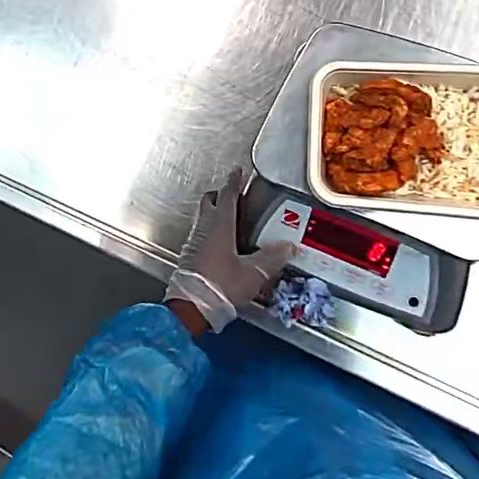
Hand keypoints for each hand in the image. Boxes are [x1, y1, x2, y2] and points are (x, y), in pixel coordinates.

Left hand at [163, 168, 294, 331]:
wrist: (191, 308)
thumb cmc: (220, 286)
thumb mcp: (253, 273)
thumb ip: (272, 258)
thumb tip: (289, 247)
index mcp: (219, 225)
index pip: (227, 195)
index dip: (233, 181)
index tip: (237, 171)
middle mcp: (204, 228)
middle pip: (210, 201)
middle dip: (221, 194)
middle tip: (235, 195)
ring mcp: (194, 241)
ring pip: (204, 217)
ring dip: (215, 212)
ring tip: (231, 219)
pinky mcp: (189, 254)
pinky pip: (201, 233)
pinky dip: (211, 230)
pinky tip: (221, 244)